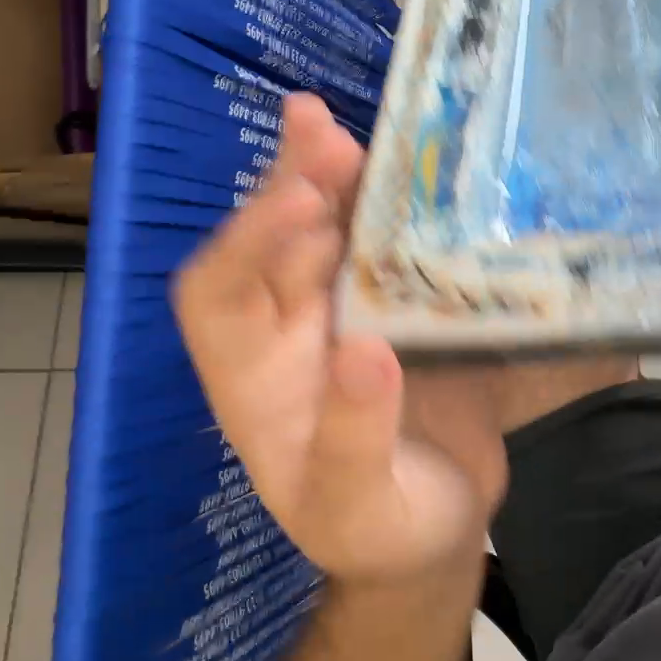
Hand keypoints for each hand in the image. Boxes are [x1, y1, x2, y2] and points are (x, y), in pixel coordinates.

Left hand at [174, 94, 507, 583]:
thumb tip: (363, 348)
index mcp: (258, 381)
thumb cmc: (385, 531)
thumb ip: (354, 440)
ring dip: (341, 184)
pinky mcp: (410, 311)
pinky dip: (406, 212)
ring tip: (356, 130)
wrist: (439, 532)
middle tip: (326, 128)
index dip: (249, 241)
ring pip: (335, 236)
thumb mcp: (360, 507)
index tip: (304, 199)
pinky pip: (400, 251)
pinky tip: (428, 180)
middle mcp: (297, 333)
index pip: (221, 296)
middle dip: (294, 185)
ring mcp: (355, 315)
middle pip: (277, 246)